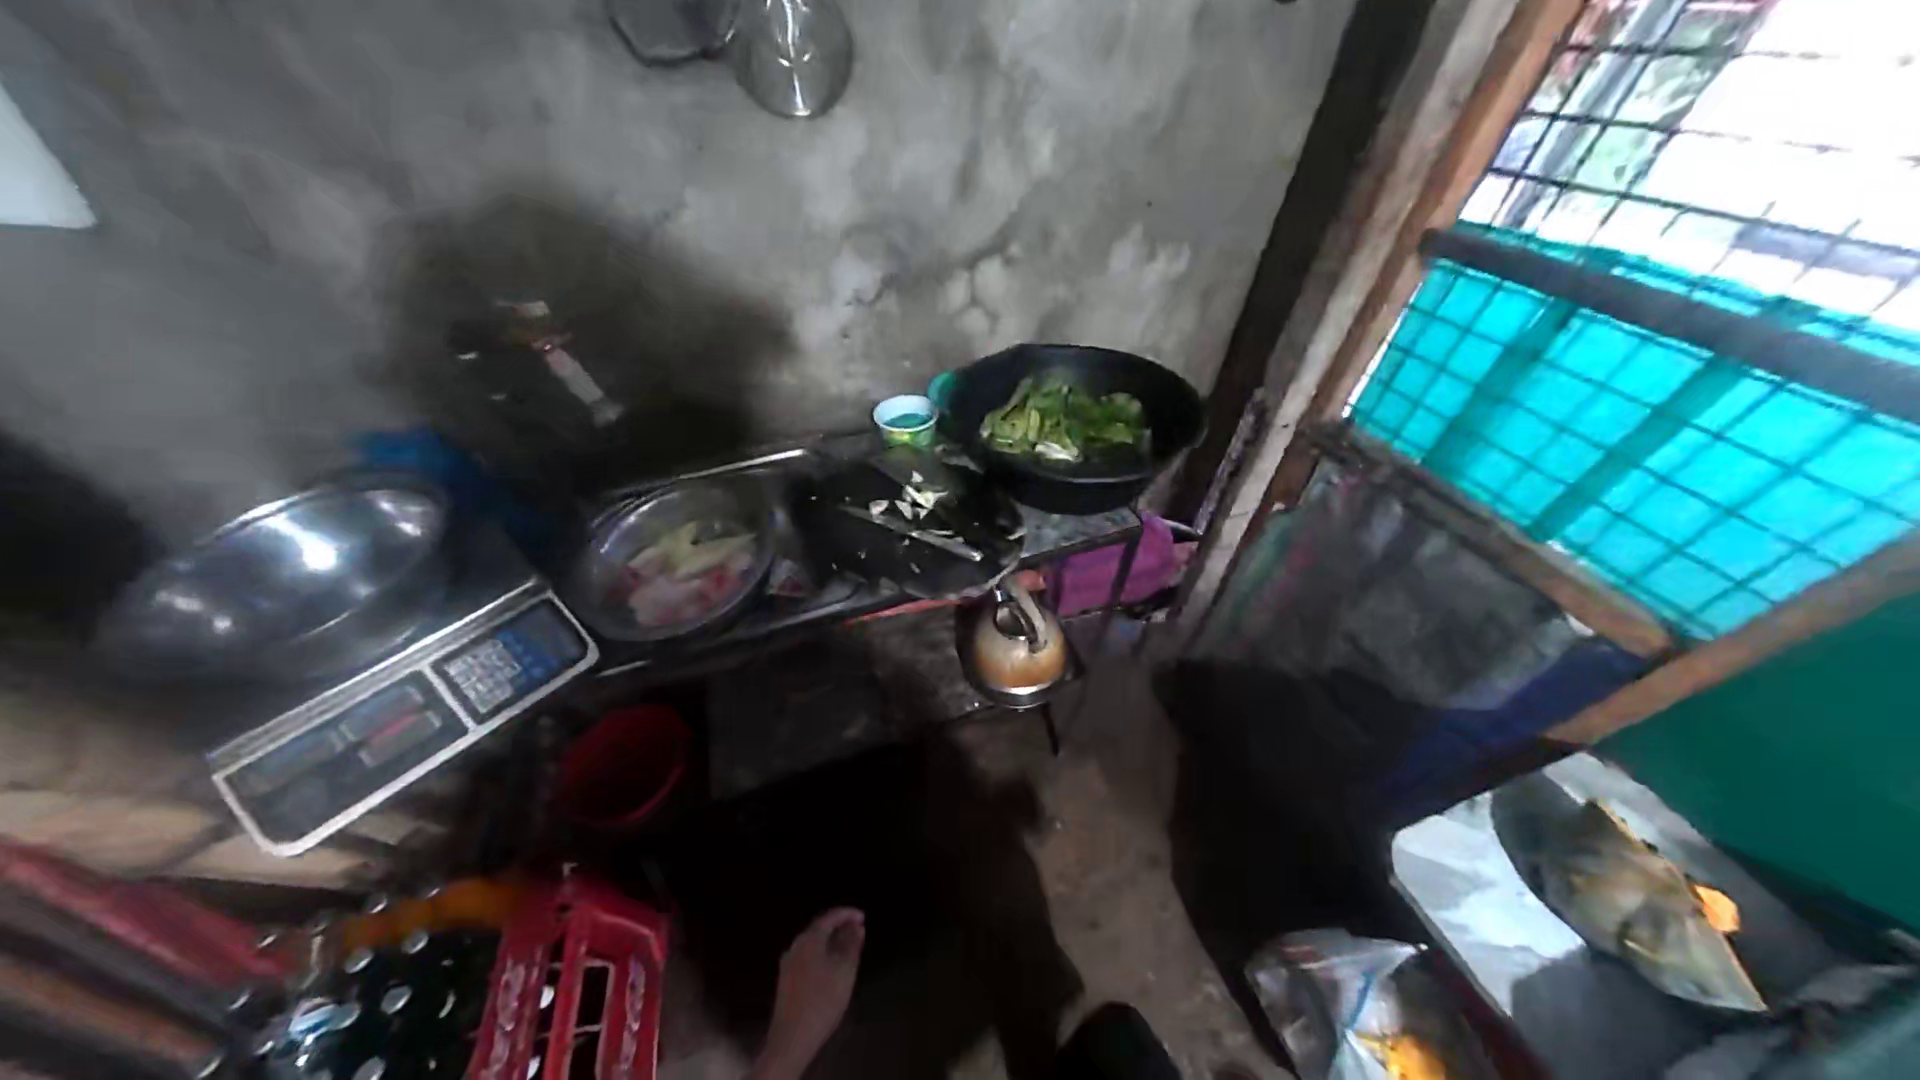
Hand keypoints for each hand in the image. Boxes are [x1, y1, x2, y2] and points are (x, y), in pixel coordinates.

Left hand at [749, 908, 865, 1079]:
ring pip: (813, 943)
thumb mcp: (845, 971)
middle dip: (839, 927)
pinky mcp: (786, 979)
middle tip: (857, 930)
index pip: (830, 916)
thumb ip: (852, 945)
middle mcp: (796, 945)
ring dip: (831, 941)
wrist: (791, 1039)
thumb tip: (856, 927)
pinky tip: (831, 967)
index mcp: (809, 939)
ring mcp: (788, 963)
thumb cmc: (822, 1001)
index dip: (848, 913)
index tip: (863, 917)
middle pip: (820, 928)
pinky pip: (807, 956)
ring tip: (848, 947)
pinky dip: (822, 954)